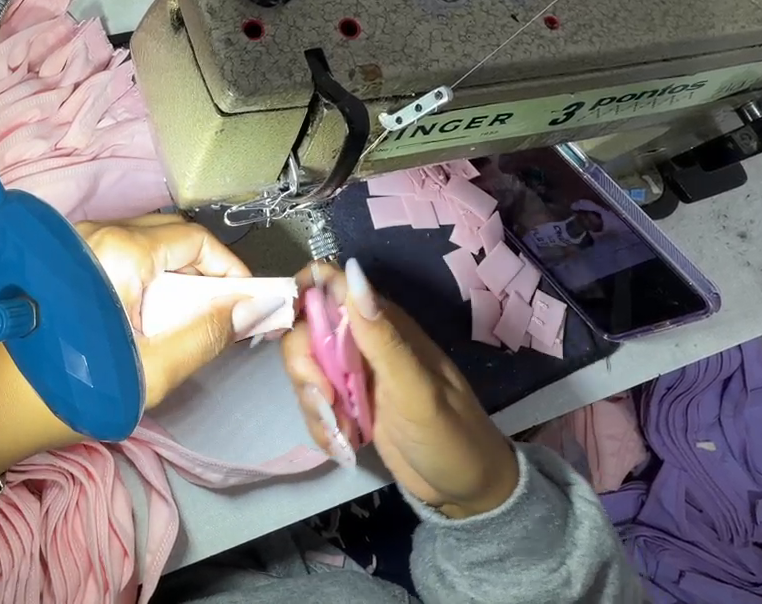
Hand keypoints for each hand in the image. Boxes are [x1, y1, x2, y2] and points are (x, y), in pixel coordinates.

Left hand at [0, 214, 275, 474]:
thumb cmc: (71, 389)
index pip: (195, 240)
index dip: (230, 268)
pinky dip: (147, 272)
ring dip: (175, 271)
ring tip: (188, 315)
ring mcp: (75, 242)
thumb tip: (246, 309)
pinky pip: (120, 251)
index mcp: (119, 252)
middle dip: (205, 269)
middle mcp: (96, 233)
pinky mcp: (63, 258)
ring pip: (146, 240)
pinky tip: (149, 311)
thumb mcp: (149, 374)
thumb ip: (204, 337)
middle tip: (220, 312)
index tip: (247, 302)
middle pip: (171, 234)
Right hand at [283, 259, 519, 519]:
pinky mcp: (348, 402)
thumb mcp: (415, 388)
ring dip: (315, 404)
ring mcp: (353, 371)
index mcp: (381, 321)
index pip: (328, 282)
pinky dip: (322, 424)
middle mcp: (362, 338)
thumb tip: (352, 270)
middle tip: (327, 402)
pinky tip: (345, 443)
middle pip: (305, 330)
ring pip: (305, 369)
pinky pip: (315, 401)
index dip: (301, 295)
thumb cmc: (451, 435)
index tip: (292, 334)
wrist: (468, 490)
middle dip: (304, 367)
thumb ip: (381, 335)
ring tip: (345, 432)